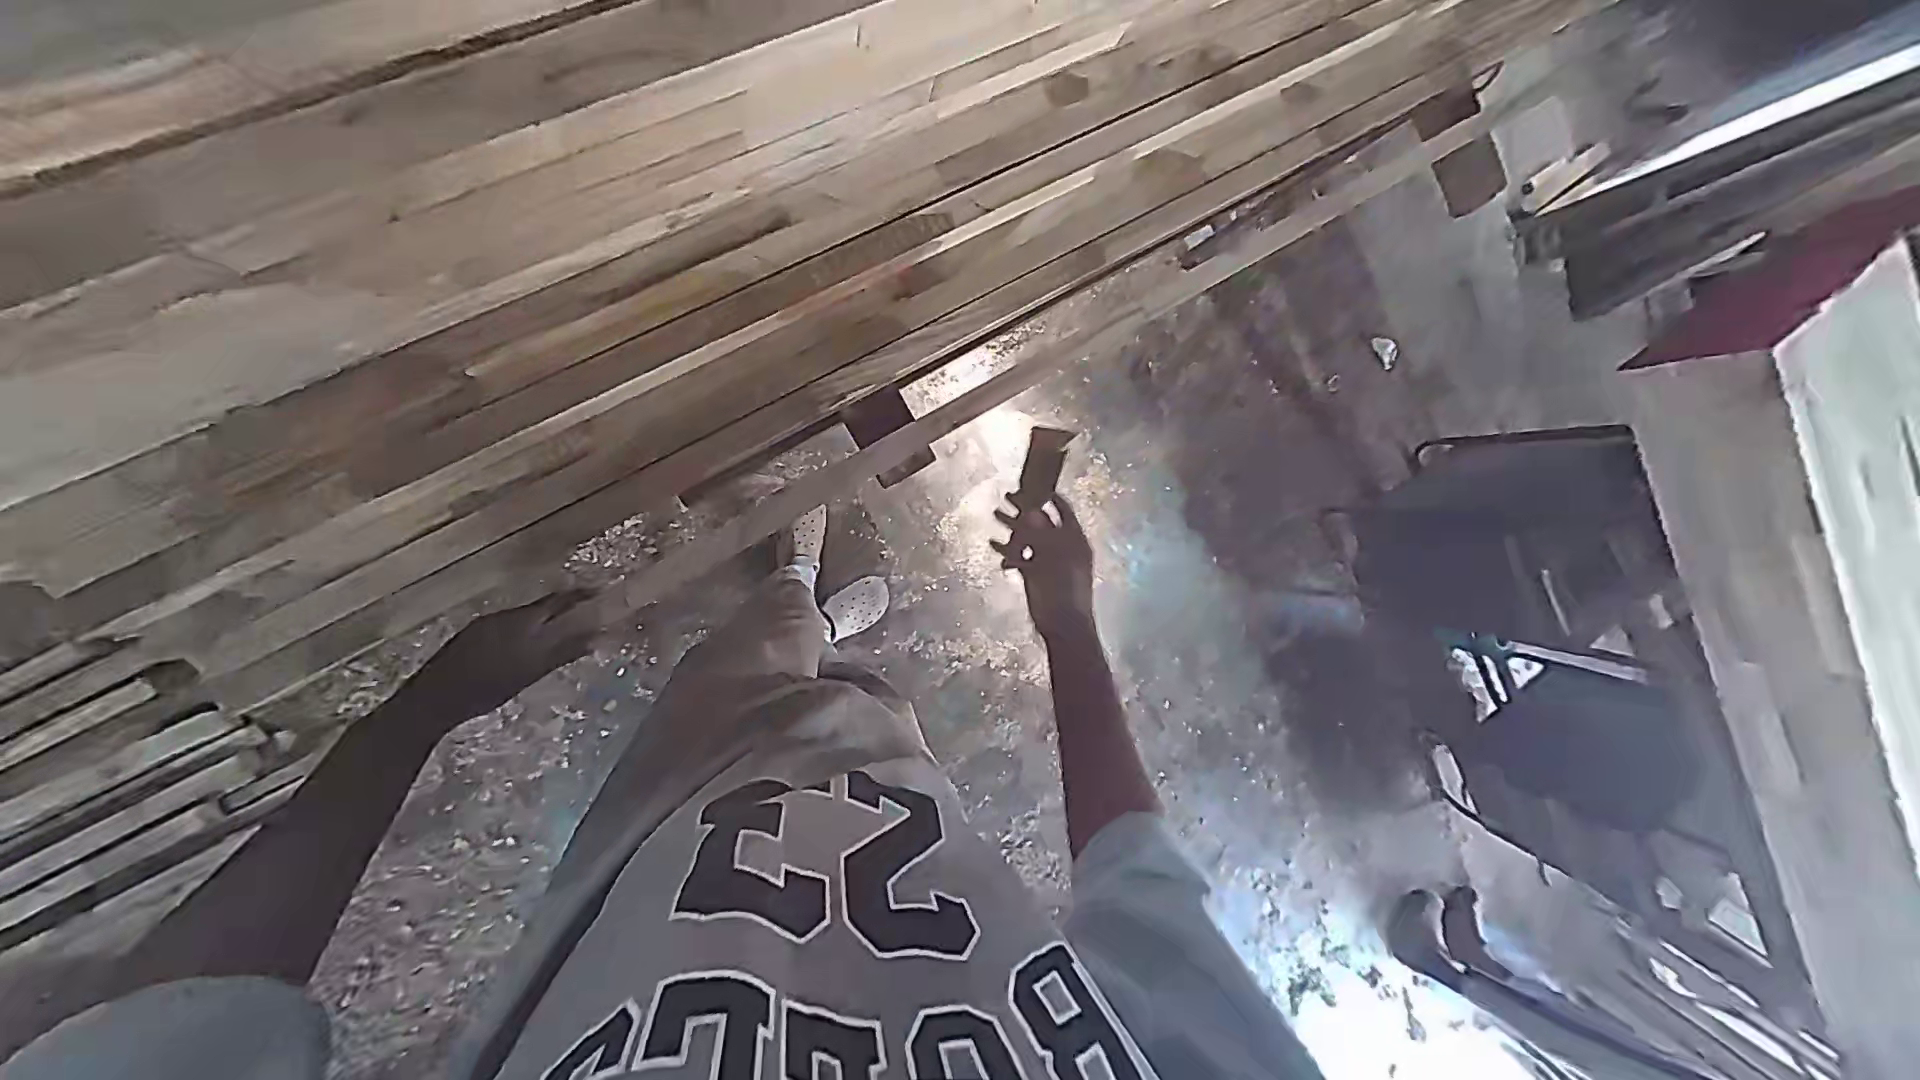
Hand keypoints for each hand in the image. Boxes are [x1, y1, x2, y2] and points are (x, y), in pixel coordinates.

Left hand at [397, 592, 596, 734]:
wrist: (433, 699)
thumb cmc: (487, 691)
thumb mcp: (531, 674)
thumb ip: (564, 653)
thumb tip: (598, 639)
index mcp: (526, 624)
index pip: (561, 601)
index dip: (583, 596)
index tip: (602, 595)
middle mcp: (510, 617)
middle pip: (546, 603)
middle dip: (568, 602)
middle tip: (589, 606)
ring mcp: (491, 621)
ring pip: (529, 612)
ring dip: (547, 615)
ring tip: (563, 625)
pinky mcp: (476, 629)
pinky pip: (512, 620)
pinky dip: (527, 625)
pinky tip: (529, 638)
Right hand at [993, 494, 1094, 640]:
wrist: (1063, 624)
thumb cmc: (1065, 590)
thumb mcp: (1054, 558)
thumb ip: (1042, 535)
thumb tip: (1030, 512)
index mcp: (1075, 539)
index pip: (1064, 510)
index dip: (1051, 497)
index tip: (1035, 484)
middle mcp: (1062, 546)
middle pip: (1042, 521)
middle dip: (1025, 509)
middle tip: (1007, 496)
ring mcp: (1048, 559)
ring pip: (1029, 538)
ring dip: (1012, 527)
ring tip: (995, 514)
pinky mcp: (1034, 573)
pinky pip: (1020, 556)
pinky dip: (1008, 550)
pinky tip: (994, 544)